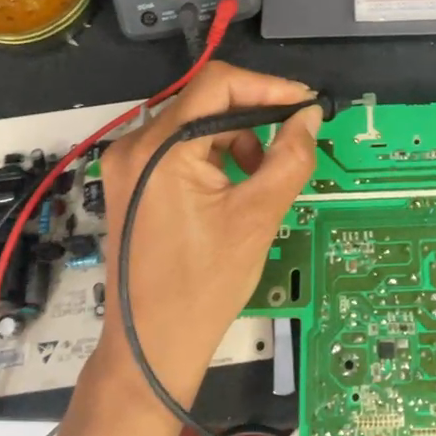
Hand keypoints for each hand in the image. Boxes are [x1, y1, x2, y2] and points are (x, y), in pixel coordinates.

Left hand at [38, 62, 320, 435]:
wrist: (151, 350)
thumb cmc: (204, 285)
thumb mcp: (258, 216)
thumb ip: (289, 157)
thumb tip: (309, 116)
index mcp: (159, 148)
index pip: (217, 84)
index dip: (267, 86)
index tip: (303, 104)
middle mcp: (134, 144)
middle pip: (203, 100)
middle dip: (253, 114)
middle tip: (292, 135)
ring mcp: (127, 164)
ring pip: (193, 123)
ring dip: (234, 136)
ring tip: (261, 172)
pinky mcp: (131, 182)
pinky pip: (178, 147)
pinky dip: (212, 154)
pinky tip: (234, 183)